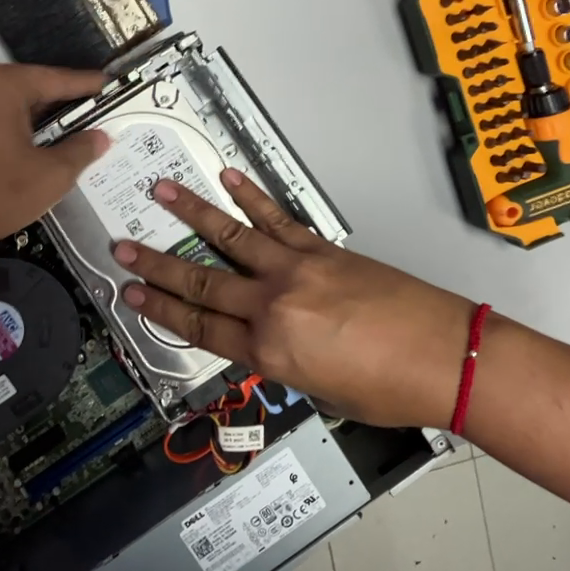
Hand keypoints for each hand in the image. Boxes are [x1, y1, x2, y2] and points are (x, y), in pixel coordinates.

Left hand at [0, 64, 110, 260]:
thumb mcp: (50, 176)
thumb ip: (80, 150)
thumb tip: (99, 138)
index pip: (53, 78)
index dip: (83, 84)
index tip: (103, 84)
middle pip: (24, 85)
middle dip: (53, 102)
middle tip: (83, 115)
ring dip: (26, 115)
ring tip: (53, 134)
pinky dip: (0, 123)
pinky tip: (16, 145)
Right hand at [110, 171, 476, 427]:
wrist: (446, 357)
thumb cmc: (390, 388)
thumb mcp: (321, 391)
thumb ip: (283, 364)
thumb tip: (268, 345)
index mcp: (270, 352)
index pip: (200, 327)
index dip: (160, 310)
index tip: (132, 293)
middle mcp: (274, 306)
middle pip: (202, 282)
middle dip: (157, 265)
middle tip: (123, 248)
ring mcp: (296, 270)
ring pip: (230, 237)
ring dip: (192, 213)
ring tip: (161, 191)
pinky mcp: (321, 250)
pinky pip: (277, 219)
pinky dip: (252, 197)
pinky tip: (230, 178)